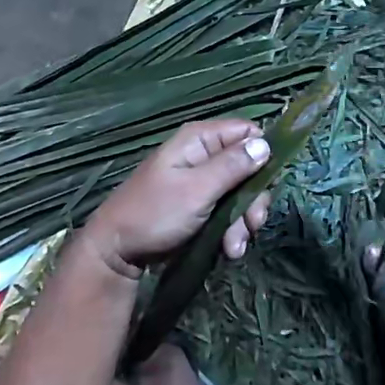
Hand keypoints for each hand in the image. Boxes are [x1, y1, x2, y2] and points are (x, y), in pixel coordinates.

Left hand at [82, 118, 272, 276]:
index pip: (247, 132)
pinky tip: (229, 250)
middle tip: (252, 224)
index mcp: (199, 140)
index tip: (266, 183)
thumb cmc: (155, 213)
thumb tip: (266, 145)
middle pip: (249, 167)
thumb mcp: (197, 190)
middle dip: (253, 200)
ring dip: (243, 222)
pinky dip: (232, 231)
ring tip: (234, 247)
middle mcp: (204, 155)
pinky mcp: (201, 205)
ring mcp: (202, 182)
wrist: (117, 252)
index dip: (262, 155)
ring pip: (242, 194)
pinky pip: (228, 212)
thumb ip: (232, 167)